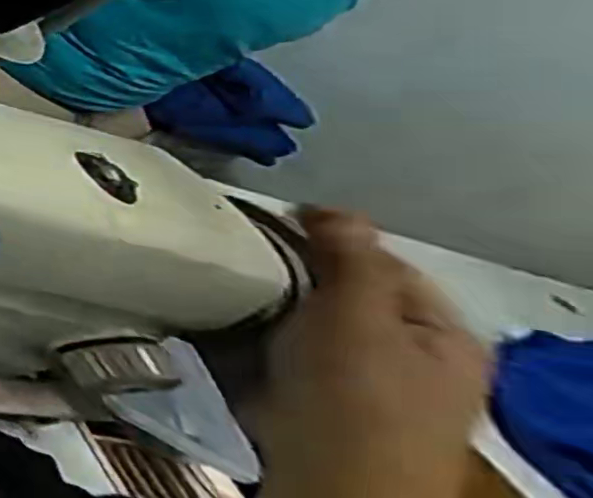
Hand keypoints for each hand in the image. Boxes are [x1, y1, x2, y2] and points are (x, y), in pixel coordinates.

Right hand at [257, 209, 490, 497]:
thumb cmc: (356, 392)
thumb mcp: (359, 315)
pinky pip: (294, 334)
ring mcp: (366, 372)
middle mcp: (413, 350)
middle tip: (247, 245)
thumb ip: (351, 258)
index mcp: (442, 333)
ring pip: (316, 308)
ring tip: (237, 273)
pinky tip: (240, 308)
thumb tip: (333, 207)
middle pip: (348, 285)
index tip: (271, 220)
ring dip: (278, 289)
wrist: (331, 475)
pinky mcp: (322, 385)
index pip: (384, 260)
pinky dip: (268, 317)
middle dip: (299, 263)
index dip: (332, 236)